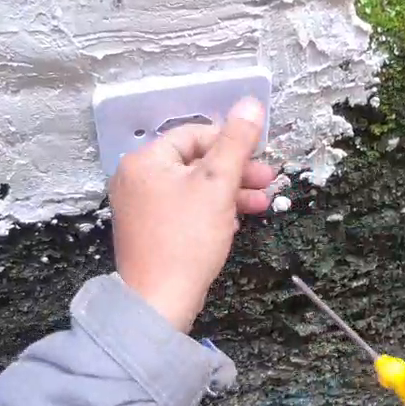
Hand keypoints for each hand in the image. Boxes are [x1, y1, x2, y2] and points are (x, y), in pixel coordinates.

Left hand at [109, 97, 275, 331]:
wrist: (159, 301)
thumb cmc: (187, 239)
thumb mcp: (218, 184)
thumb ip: (236, 142)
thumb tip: (250, 103)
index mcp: (145, 161)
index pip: (193, 135)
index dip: (229, 141)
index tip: (259, 154)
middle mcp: (136, 179)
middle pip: (194, 161)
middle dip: (235, 169)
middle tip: (268, 178)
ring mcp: (141, 207)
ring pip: (193, 187)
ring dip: (229, 191)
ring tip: (262, 202)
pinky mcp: (151, 231)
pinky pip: (185, 208)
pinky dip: (211, 210)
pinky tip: (237, 220)